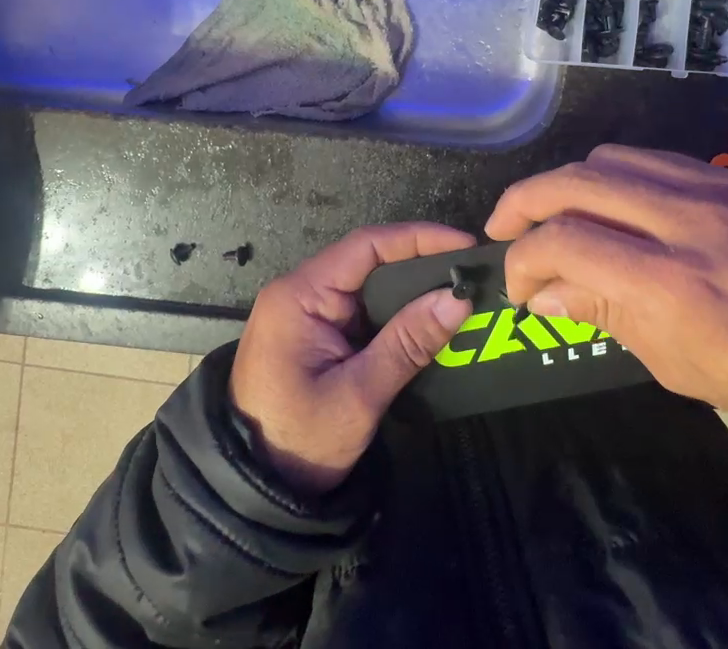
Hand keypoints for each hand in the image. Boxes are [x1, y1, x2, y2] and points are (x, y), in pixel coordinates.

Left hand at [230, 222, 476, 493]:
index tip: (464, 245)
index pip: (366, 246)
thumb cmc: (299, 439)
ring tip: (463, 297)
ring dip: (414, 293)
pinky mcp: (318, 336)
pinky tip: (434, 325)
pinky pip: (364, 313)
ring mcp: (309, 315)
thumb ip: (408, 343)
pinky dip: (398, 317)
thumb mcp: (359, 394)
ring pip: (370, 288)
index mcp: (300, 295)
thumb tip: (458, 299)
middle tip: (473, 275)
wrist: (255, 488)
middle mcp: (301, 293)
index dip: (418, 238)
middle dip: (422, 265)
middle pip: (370, 262)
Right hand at [486, 145, 727, 426]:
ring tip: (550, 214)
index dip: (524, 260)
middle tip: (502, 228)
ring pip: (606, 159)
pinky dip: (608, 174)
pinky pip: (646, 157)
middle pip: (574, 184)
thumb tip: (542, 292)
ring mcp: (708, 188)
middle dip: (522, 203)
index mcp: (671, 285)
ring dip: (563, 183)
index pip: (565, 244)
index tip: (519, 287)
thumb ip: (603, 314)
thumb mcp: (674, 363)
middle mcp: (682, 222)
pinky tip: (605, 201)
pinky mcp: (724, 175)